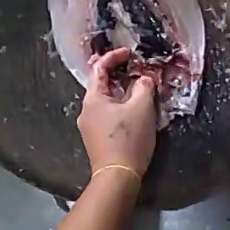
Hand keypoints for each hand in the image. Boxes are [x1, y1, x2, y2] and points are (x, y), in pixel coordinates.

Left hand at [78, 48, 157, 176]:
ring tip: (137, 88)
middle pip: (99, 84)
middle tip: (135, 68)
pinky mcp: (95, 138)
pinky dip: (118, 105)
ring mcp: (88, 126)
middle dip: (117, 74)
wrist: (117, 176)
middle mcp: (85, 110)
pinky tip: (131, 110)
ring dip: (119, 91)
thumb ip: (143, 87)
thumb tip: (144, 78)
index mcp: (93, 99)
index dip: (113, 56)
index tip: (129, 53)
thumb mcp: (142, 108)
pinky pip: (105, 114)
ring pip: (103, 100)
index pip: (98, 68)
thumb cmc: (128, 139)